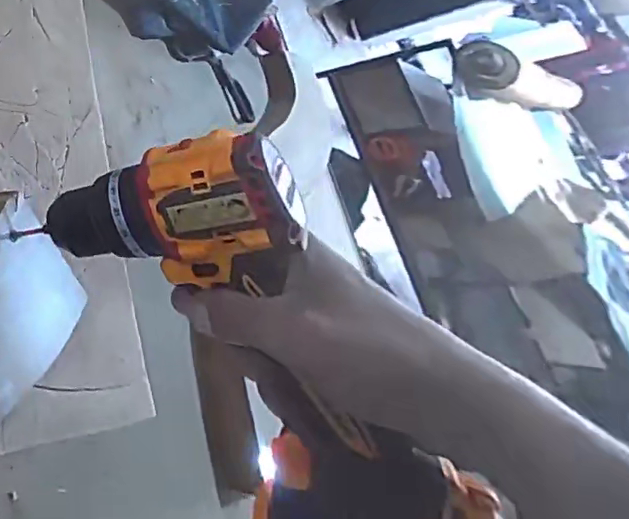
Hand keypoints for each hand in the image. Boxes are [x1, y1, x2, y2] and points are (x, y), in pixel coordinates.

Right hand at [170, 238, 460, 421]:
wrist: (447, 397)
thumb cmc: (364, 347)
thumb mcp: (290, 332)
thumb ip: (233, 316)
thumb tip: (183, 298)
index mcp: (289, 247)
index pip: (230, 231)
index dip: (202, 251)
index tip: (181, 281)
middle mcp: (297, 269)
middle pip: (238, 285)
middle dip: (235, 327)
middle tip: (251, 356)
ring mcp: (312, 306)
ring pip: (257, 322)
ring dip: (259, 357)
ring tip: (283, 384)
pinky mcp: (324, 338)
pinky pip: (281, 347)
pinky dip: (280, 370)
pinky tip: (297, 395)